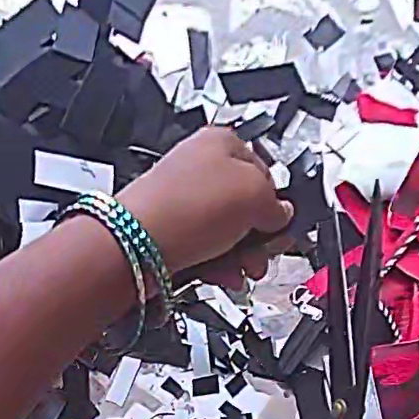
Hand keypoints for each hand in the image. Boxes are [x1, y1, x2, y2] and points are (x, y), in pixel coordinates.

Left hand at [117, 127, 293, 284]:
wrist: (136, 244)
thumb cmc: (185, 207)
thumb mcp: (255, 195)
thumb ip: (277, 204)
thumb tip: (282, 215)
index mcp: (222, 142)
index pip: (266, 171)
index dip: (276, 203)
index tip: (282, 227)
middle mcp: (199, 170)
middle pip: (244, 208)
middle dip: (258, 238)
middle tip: (263, 255)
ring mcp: (182, 204)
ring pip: (225, 235)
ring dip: (240, 257)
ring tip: (243, 270)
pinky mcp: (169, 236)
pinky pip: (203, 252)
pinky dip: (217, 266)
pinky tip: (223, 275)